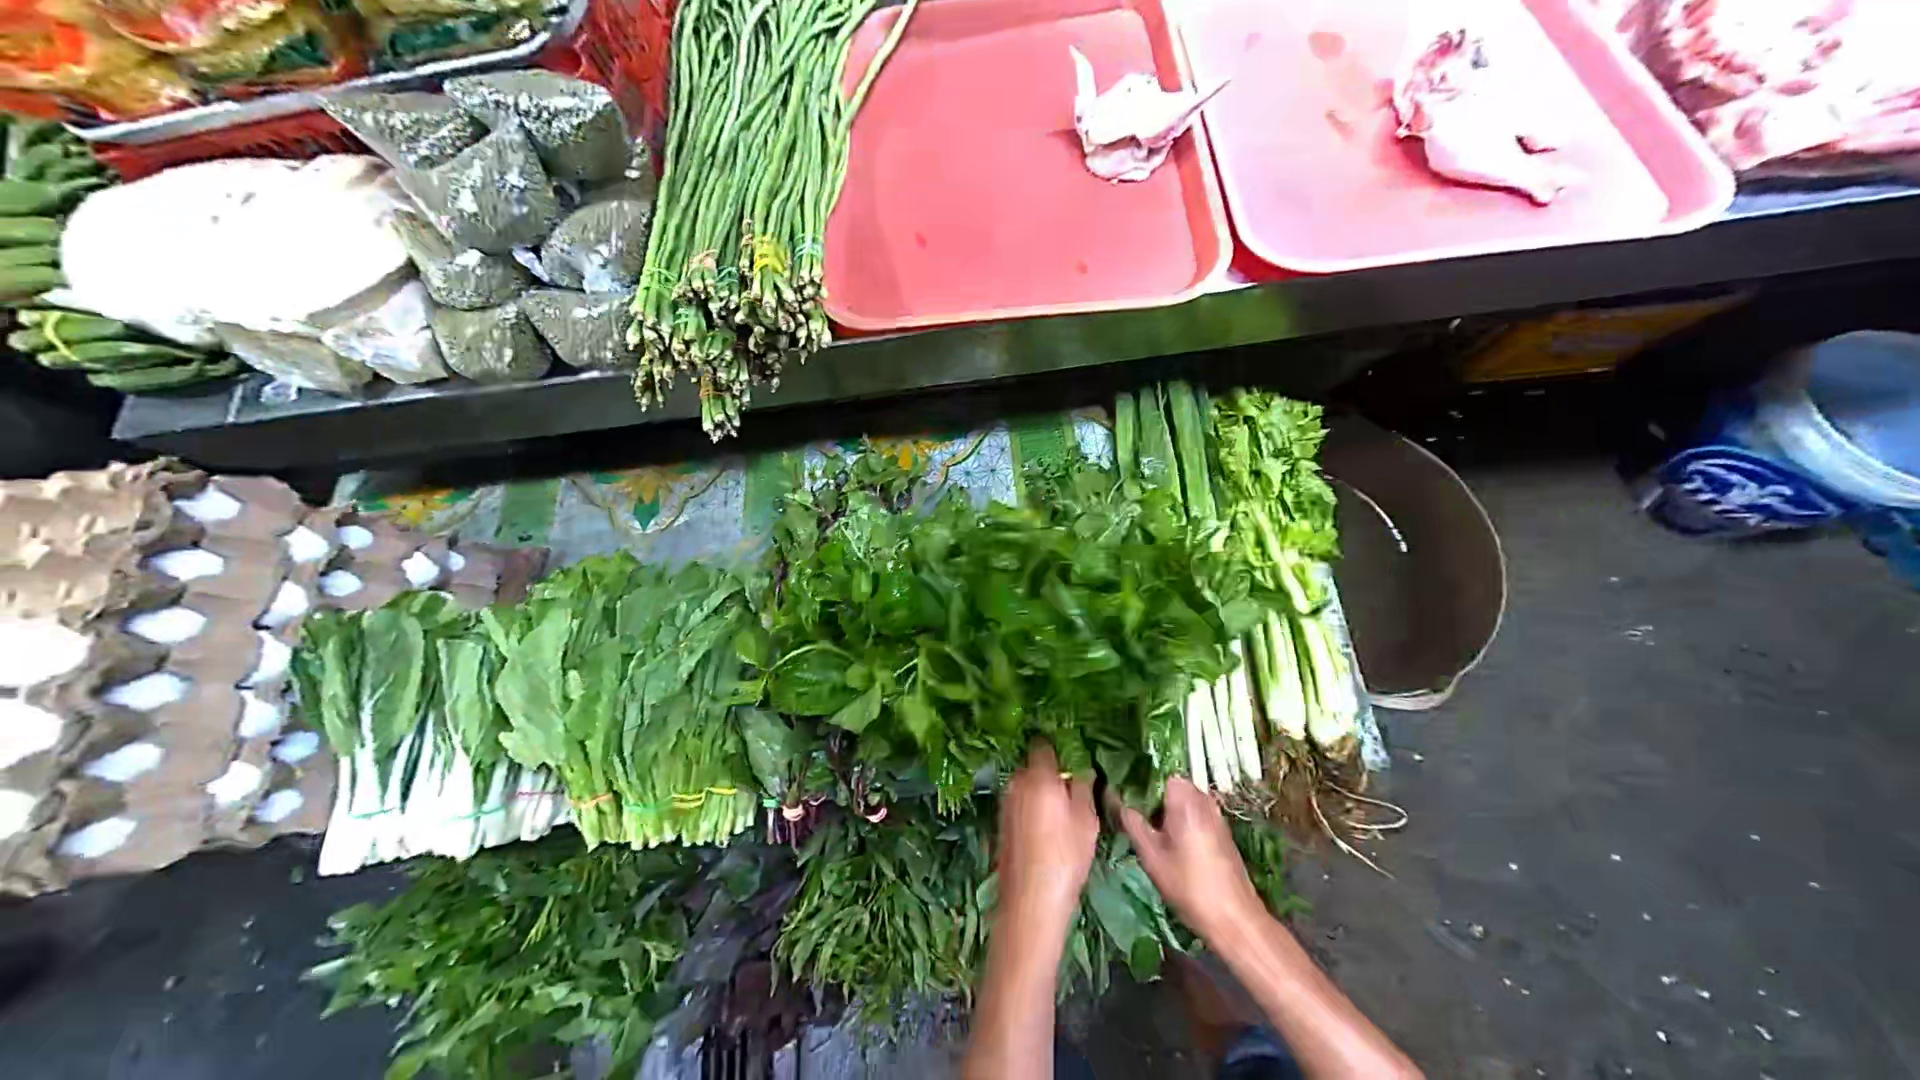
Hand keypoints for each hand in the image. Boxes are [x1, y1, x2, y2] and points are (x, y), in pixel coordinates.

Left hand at [995, 741, 1098, 926]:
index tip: (1073, 757)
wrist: (1030, 899)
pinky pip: (1019, 802)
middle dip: (1050, 772)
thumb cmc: (1065, 857)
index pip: (1043, 745)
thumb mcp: (1086, 820)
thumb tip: (1081, 769)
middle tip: (1072, 789)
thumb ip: (1083, 787)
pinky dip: (1030, 806)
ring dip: (1040, 790)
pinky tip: (1045, 827)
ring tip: (1061, 812)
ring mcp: (1005, 802)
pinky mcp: (1001, 821)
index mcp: (1038, 776)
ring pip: (1025, 785)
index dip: (1058, 747)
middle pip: (1034, 765)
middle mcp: (1016, 783)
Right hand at [1118, 777, 1264, 943]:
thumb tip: (1114, 797)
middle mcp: (1204, 799)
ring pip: (1183, 802)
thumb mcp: (1150, 854)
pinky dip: (1182, 824)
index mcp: (1185, 798)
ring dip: (1167, 814)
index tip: (1127, 801)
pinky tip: (1173, 847)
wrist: (1234, 919)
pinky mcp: (1222, 831)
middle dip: (1153, 800)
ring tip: (1152, 836)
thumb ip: (1131, 821)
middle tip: (1137, 821)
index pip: (1158, 773)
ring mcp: (1216, 815)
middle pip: (1171, 787)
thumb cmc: (1188, 884)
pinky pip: (1196, 815)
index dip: (1140, 784)